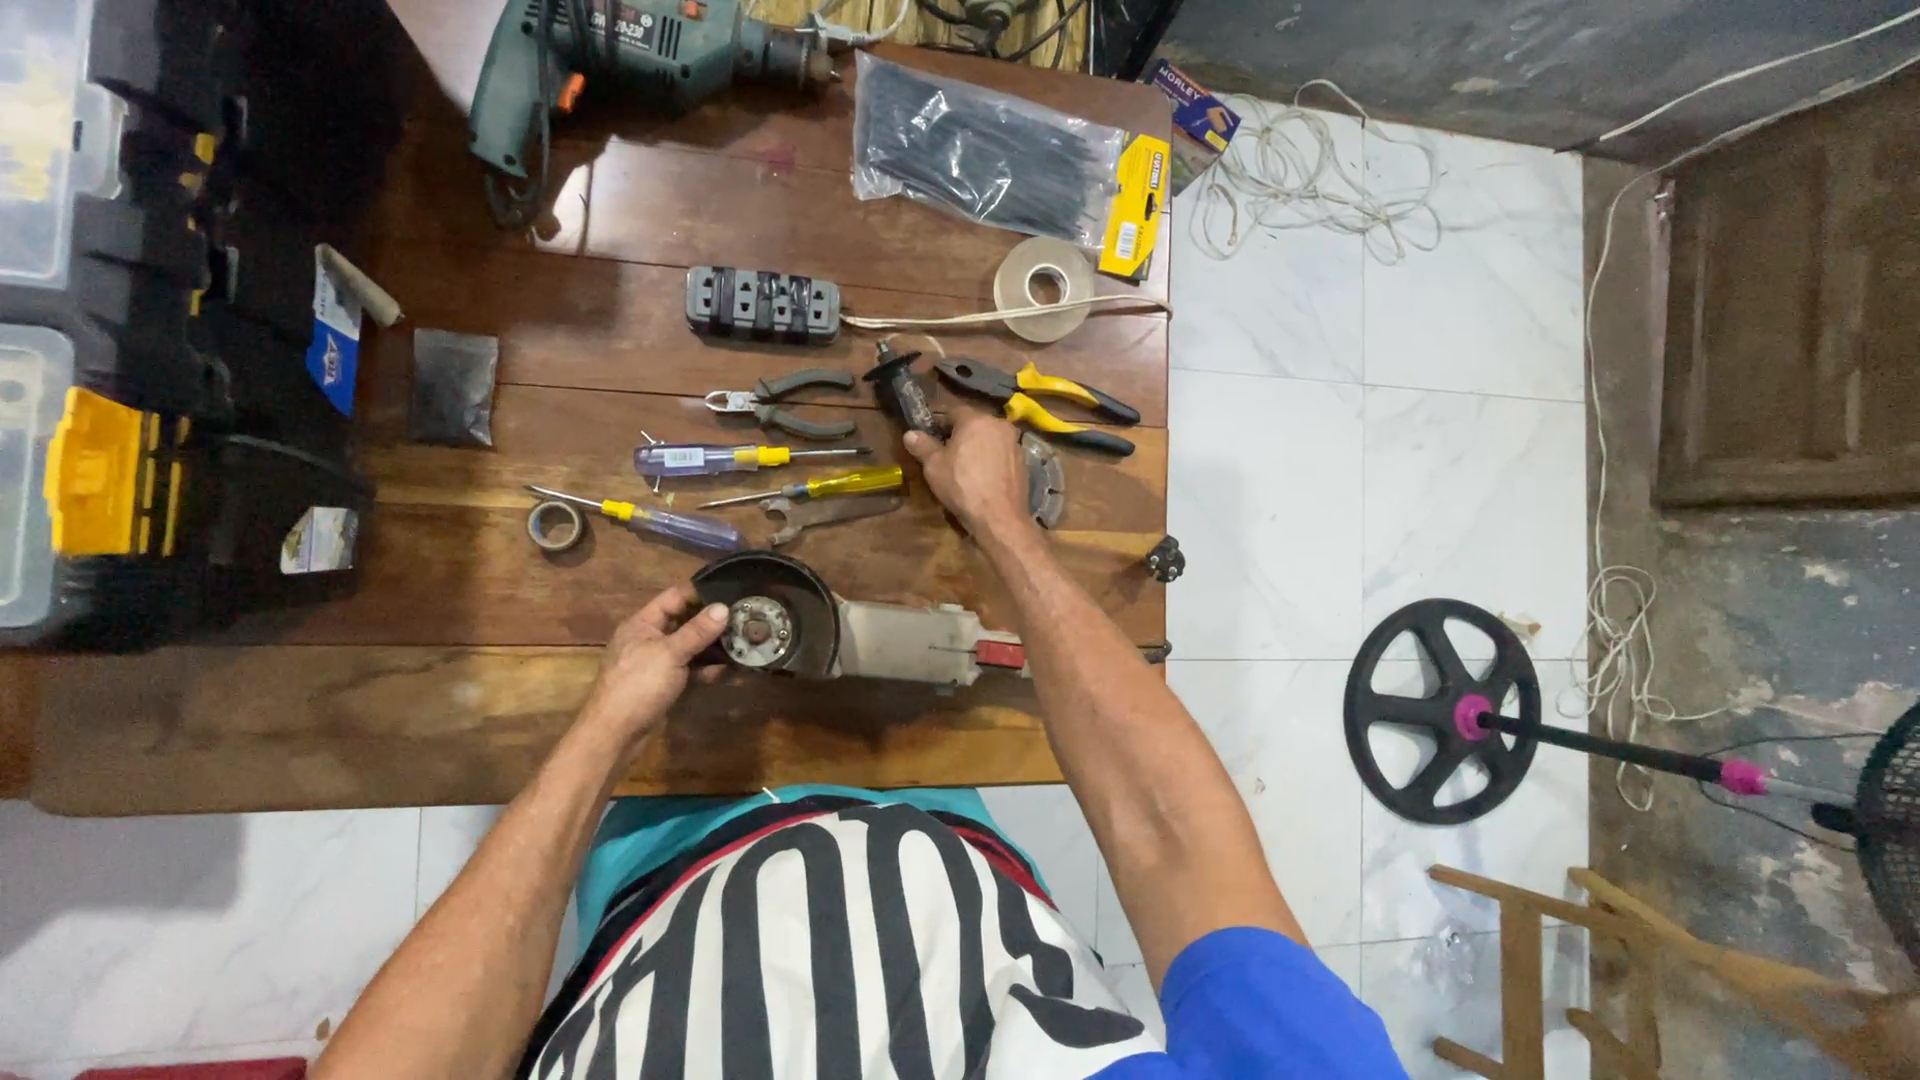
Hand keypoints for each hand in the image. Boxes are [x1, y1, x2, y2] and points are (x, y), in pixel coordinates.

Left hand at [577, 585, 729, 752]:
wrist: (615, 734)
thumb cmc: (638, 685)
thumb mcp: (670, 653)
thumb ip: (697, 631)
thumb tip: (724, 607)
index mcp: (642, 624)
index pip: (675, 597)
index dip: (701, 593)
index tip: (731, 593)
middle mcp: (649, 639)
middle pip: (685, 622)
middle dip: (712, 622)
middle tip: (744, 618)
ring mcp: (656, 663)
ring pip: (689, 647)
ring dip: (713, 646)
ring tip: (742, 642)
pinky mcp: (664, 684)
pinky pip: (689, 670)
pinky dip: (706, 669)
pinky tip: (728, 669)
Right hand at [903, 408, 1033, 540]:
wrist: (999, 517)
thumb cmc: (962, 486)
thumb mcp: (934, 466)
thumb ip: (922, 446)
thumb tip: (910, 434)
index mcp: (976, 419)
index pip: (952, 410)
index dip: (938, 421)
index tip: (929, 431)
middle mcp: (999, 424)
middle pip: (974, 423)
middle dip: (959, 433)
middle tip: (944, 449)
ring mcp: (1014, 443)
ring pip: (989, 438)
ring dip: (977, 446)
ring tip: (963, 464)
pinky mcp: (1023, 461)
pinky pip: (1001, 454)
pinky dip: (990, 459)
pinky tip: (982, 475)